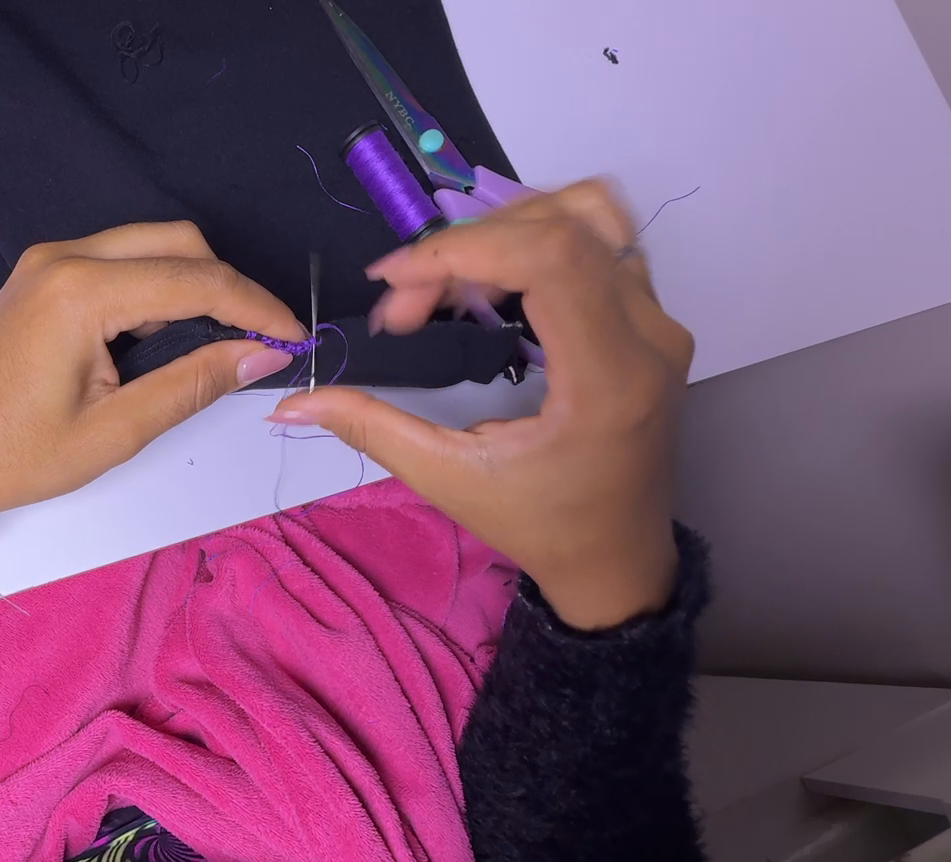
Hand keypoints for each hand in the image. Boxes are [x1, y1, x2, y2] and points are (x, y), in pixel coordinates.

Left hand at [0, 222, 303, 530]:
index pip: (194, 279)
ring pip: (148, 248)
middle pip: (176, 242)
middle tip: (259, 340)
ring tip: (217, 347)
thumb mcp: (115, 432)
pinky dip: (153, 293)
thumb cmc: (16, 457)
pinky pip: (116, 265)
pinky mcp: (41, 279)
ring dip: (190, 288)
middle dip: (227, 287)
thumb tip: (261, 355)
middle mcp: (62, 258)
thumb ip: (193, 385)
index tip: (294, 337)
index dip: (255, 308)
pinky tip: (165, 340)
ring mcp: (46, 263)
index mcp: (79, 292)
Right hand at [267, 180, 692, 629]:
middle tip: (405, 310)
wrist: (613, 556)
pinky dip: (534, 239)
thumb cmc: (534, 524)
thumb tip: (293, 404)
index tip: (391, 284)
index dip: (458, 251)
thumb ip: (369, 428)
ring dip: (504, 230)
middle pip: (562, 227)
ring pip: (590, 216)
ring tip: (445, 282)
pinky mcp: (649, 319)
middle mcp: (648, 334)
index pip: (548, 258)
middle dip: (463, 252)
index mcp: (605, 378)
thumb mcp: (443, 477)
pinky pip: (599, 240)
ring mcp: (658, 320)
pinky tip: (488, 279)